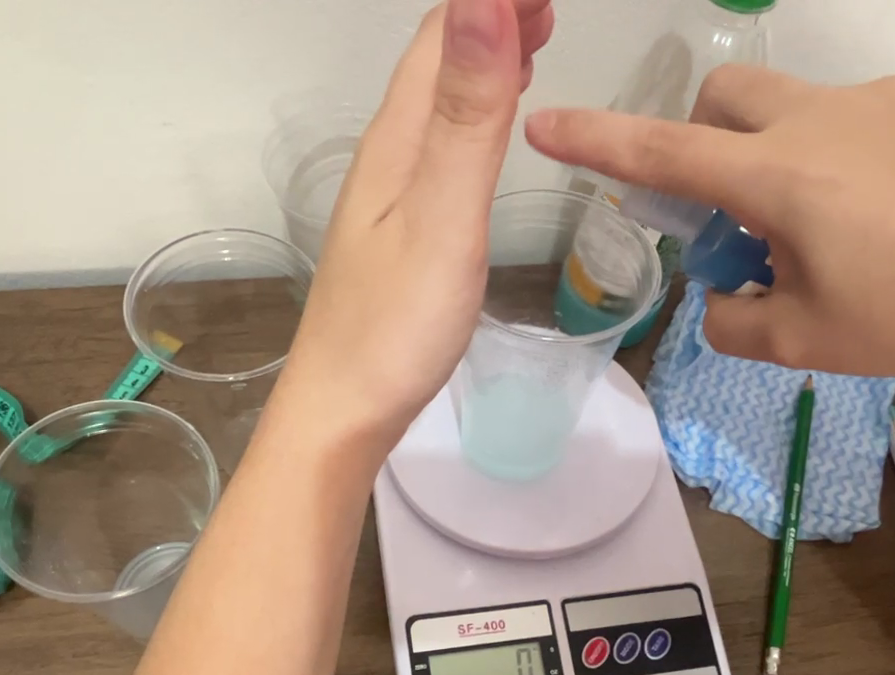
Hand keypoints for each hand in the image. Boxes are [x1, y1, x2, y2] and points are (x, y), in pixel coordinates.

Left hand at [271, 0, 555, 452]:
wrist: (343, 412)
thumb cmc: (395, 328)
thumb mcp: (440, 216)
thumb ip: (465, 116)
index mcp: (397, 142)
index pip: (442, 36)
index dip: (492, 0)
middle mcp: (386, 160)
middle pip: (434, 65)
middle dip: (491, 21)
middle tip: (550, 11)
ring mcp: (386, 203)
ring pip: (434, 111)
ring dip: (480, 70)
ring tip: (529, 50)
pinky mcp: (395, 242)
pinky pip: (434, 157)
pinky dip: (468, 127)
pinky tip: (482, 146)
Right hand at [522, 66, 894, 386]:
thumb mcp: (798, 343)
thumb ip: (730, 320)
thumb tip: (720, 295)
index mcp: (780, 178)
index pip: (663, 153)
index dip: (595, 141)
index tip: (544, 124)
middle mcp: (824, 119)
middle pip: (723, 97)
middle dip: (698, 141)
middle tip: (726, 214)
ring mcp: (886, 101)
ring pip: (792, 108)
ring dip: (771, 158)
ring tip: (822, 231)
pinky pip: (855, 116)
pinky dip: (833, 157)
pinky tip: (885, 215)